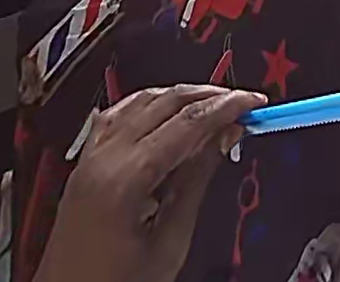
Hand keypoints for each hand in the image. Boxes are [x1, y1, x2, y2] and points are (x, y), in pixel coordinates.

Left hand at [37, 85, 266, 281]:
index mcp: (126, 178)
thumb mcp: (169, 243)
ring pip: (145, 98)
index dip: (228, 106)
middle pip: (168, 101)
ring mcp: (91, 156)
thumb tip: (225, 134)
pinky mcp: (85, 162)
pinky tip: (167, 109)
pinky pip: (121, 112)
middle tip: (242, 103)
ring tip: (213, 105)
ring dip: (182, 95)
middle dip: (210, 96)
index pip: (189, 121)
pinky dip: (151, 103)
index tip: (254, 101)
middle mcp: (105, 157)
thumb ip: (197, 180)